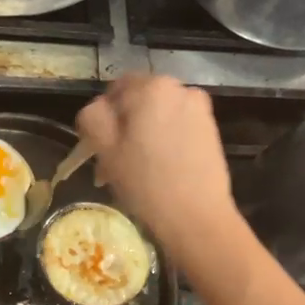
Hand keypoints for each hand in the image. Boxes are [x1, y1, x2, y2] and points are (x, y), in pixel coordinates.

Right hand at [76, 74, 238, 257]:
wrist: (197, 217)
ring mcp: (199, 109)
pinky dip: (165, 142)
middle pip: (139, 102)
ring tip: (136, 171)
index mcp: (151, 87)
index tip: (99, 146)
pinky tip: (160, 171)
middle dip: (125, 127)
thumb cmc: (145, 183)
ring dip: (144, 135)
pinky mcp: (211, 131)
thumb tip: (98, 108)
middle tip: (114, 163)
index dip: (103, 117)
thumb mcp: (105, 149)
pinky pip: (178, 128)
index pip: (115, 91)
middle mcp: (179, 89)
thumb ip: (93, 117)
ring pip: (159, 116)